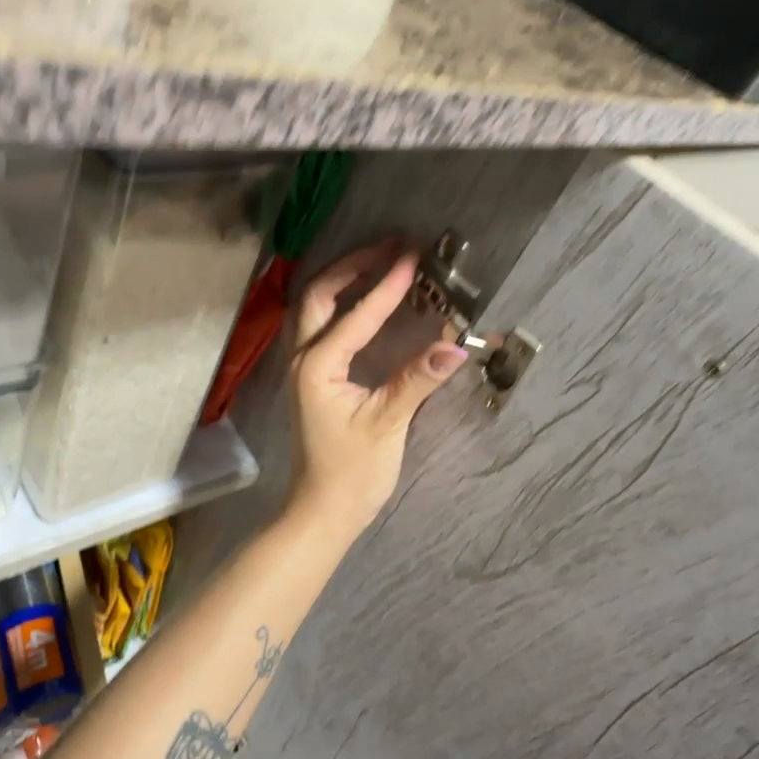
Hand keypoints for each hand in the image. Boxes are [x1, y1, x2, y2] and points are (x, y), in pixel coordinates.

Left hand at [286, 241, 470, 532]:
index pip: (356, 316)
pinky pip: (319, 327)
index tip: (412, 258)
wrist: (323, 510)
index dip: (387, 286)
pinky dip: (339, 304)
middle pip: (319, 296)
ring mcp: (302, 368)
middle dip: (352, 266)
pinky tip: (362, 302)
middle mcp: (301, 359)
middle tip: (390, 247)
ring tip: (377, 262)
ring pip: (313, 309)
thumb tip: (456, 347)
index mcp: (317, 367)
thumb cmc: (352, 473)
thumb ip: (418, 381)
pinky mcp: (311, 378)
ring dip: (342, 281)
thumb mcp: (387, 425)